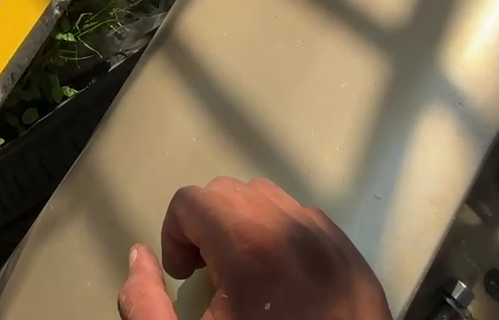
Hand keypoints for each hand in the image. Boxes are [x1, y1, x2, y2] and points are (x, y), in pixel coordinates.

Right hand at [117, 177, 388, 319]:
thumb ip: (145, 305)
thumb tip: (140, 257)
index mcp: (251, 247)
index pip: (191, 201)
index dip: (175, 236)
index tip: (184, 280)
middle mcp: (294, 232)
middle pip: (228, 193)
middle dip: (208, 228)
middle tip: (211, 279)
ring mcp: (333, 247)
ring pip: (270, 200)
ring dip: (245, 227)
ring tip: (246, 279)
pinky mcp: (358, 266)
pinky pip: (307, 222)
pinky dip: (284, 238)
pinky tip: (284, 286)